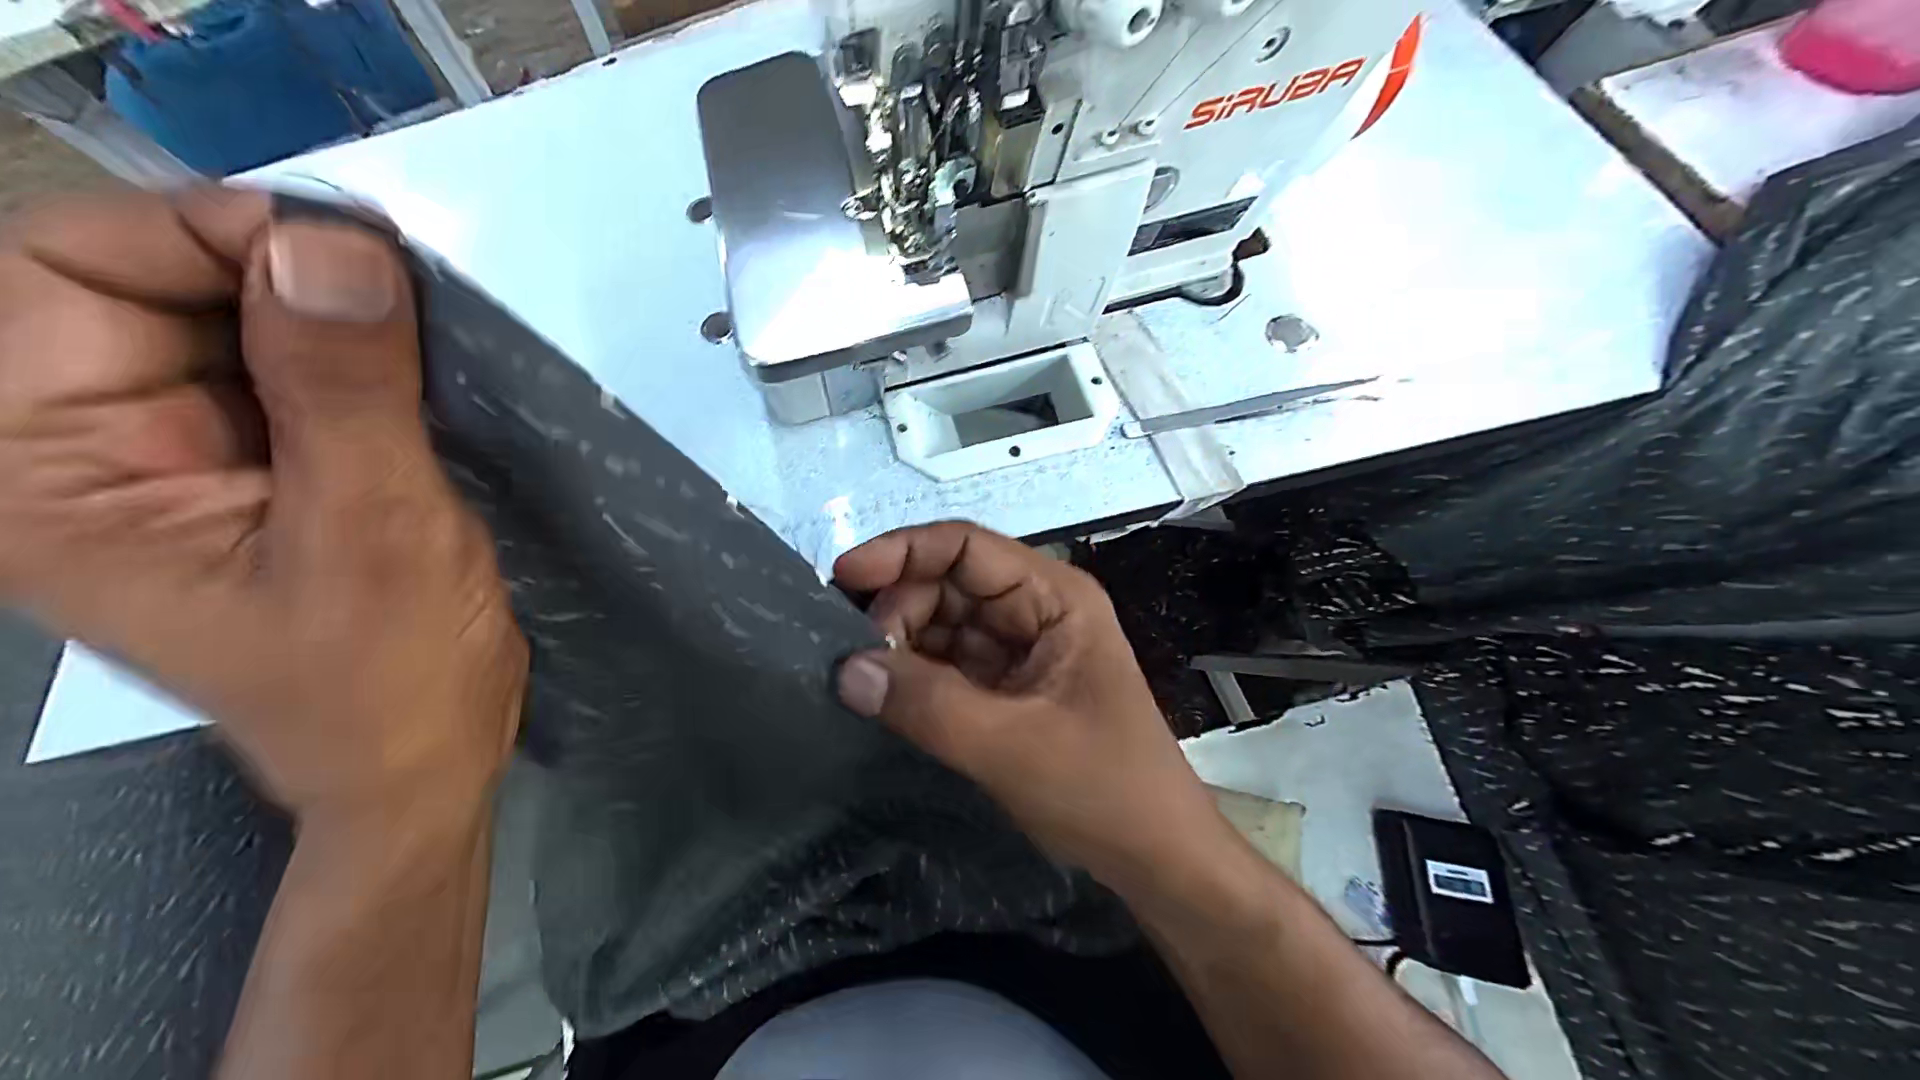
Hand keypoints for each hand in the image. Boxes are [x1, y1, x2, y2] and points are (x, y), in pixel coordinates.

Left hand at [0, 191, 525, 823]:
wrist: (426, 758)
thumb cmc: (391, 673)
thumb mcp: (374, 533)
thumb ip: (344, 391)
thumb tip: (334, 244)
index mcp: (50, 469)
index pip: (67, 274)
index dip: (203, 234)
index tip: (354, 248)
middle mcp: (91, 449)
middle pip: (150, 288)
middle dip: (278, 270)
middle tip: (407, 284)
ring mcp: (186, 459)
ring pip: (235, 325)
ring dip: (331, 311)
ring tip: (426, 324)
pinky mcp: (267, 470)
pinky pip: (297, 375)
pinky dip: (361, 354)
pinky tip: (421, 367)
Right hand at [834, 522, 1227, 891]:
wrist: (1155, 858)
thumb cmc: (1102, 789)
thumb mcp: (1011, 746)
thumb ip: (926, 704)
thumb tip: (845, 670)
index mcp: (1054, 597)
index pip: (967, 546)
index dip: (902, 551)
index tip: (844, 577)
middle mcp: (1035, 610)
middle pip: (948, 582)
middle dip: (897, 606)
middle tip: (852, 654)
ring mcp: (1020, 649)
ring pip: (942, 622)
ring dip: (899, 641)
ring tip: (859, 675)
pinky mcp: (1005, 688)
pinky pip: (946, 663)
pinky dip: (912, 673)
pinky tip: (881, 692)